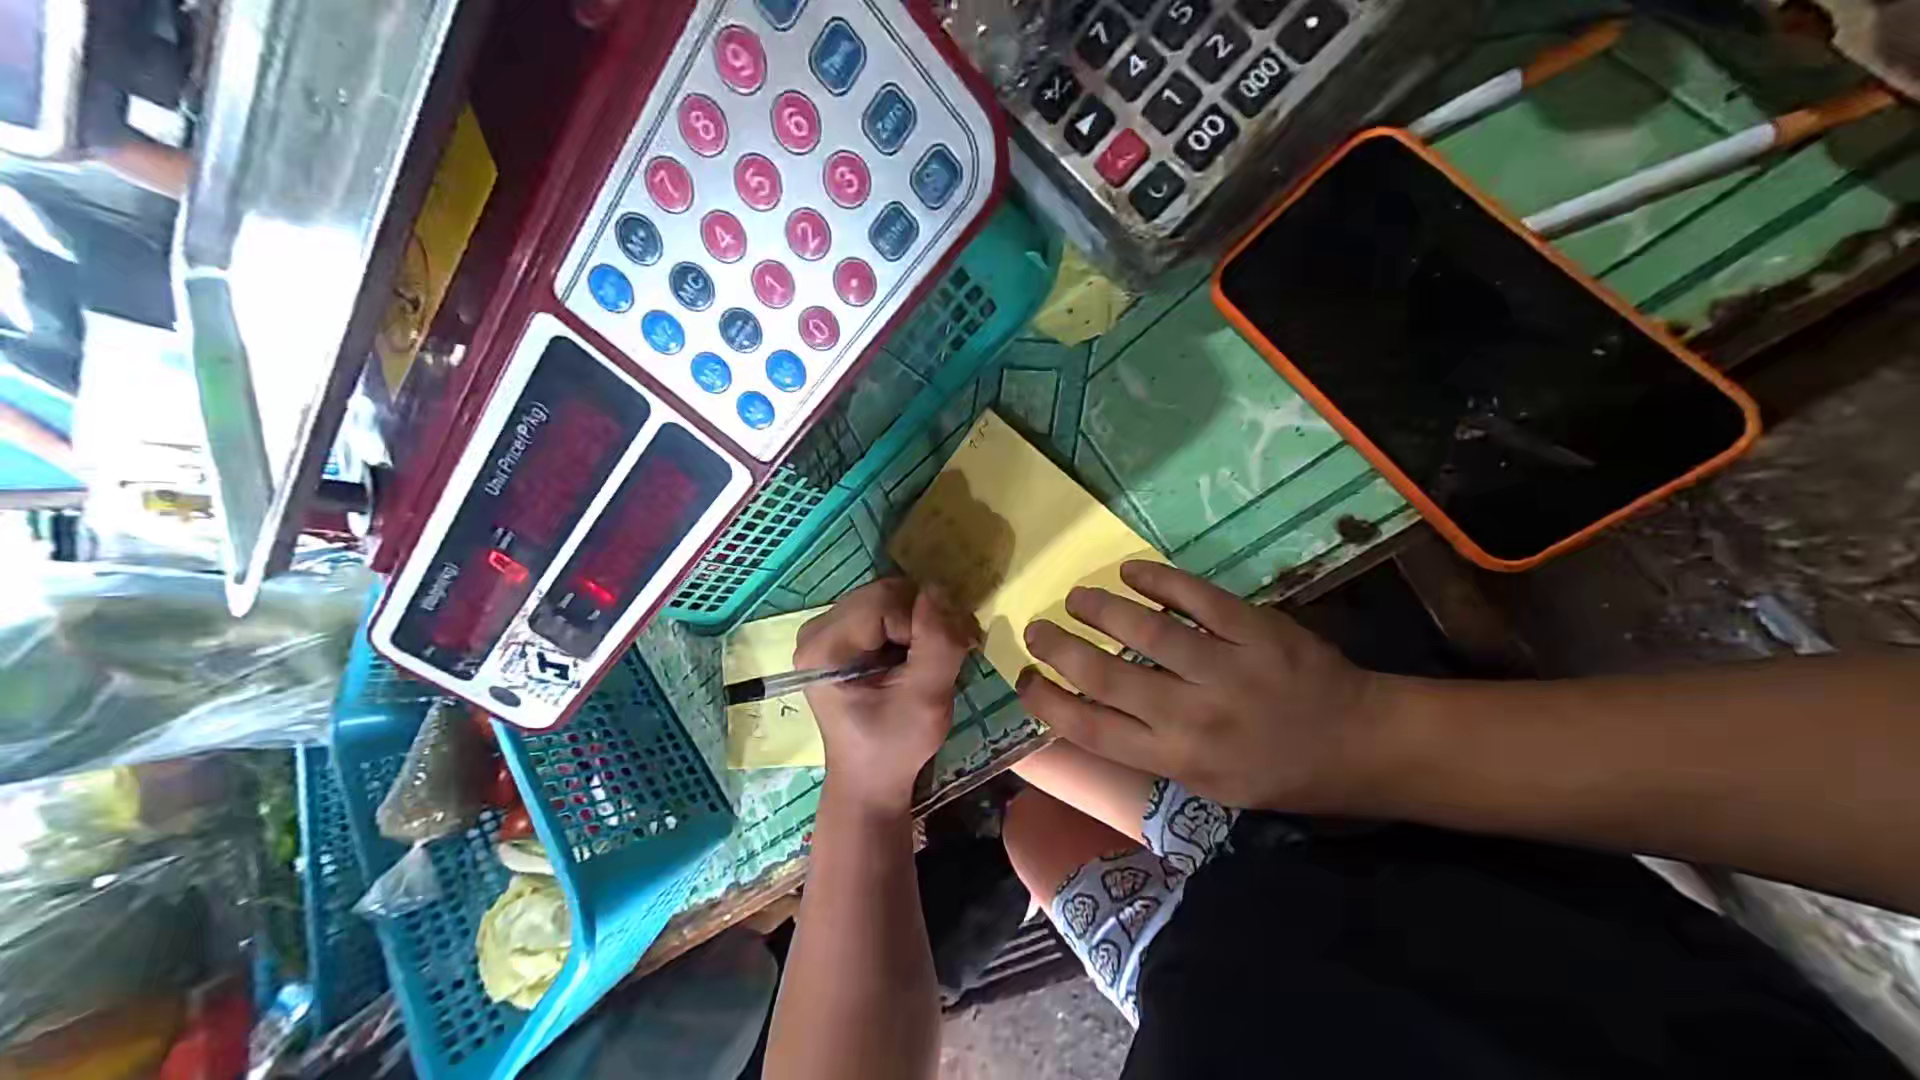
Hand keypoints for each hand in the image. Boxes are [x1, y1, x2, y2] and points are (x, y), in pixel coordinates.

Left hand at [796, 579, 979, 811]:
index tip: (936, 663)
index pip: (884, 602)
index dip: (919, 624)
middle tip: (947, 654)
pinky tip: (918, 656)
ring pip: (888, 599)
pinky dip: (910, 628)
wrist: (871, 780)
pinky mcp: (841, 636)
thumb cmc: (895, 747)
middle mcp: (816, 629)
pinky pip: (885, 611)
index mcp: (823, 646)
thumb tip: (939, 590)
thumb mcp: (927, 698)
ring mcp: (827, 630)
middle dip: (922, 619)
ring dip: (920, 624)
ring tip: (935, 659)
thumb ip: (936, 642)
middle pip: (885, 594)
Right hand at [1015, 561, 1390, 811]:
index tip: (1024, 678)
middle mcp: (1193, 716)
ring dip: (1100, 609)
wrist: (1357, 745)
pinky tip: (1130, 571)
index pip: (1091, 730)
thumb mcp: (1204, 781)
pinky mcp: (1254, 629)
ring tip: (1076, 597)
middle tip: (1036, 629)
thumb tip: (1088, 707)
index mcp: (1177, 759)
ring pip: (1146, 630)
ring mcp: (1225, 668)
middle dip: (1060, 649)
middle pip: (1106, 676)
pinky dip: (1157, 580)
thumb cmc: (1273, 771)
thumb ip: (1147, 745)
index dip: (1048, 702)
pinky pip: (1196, 597)